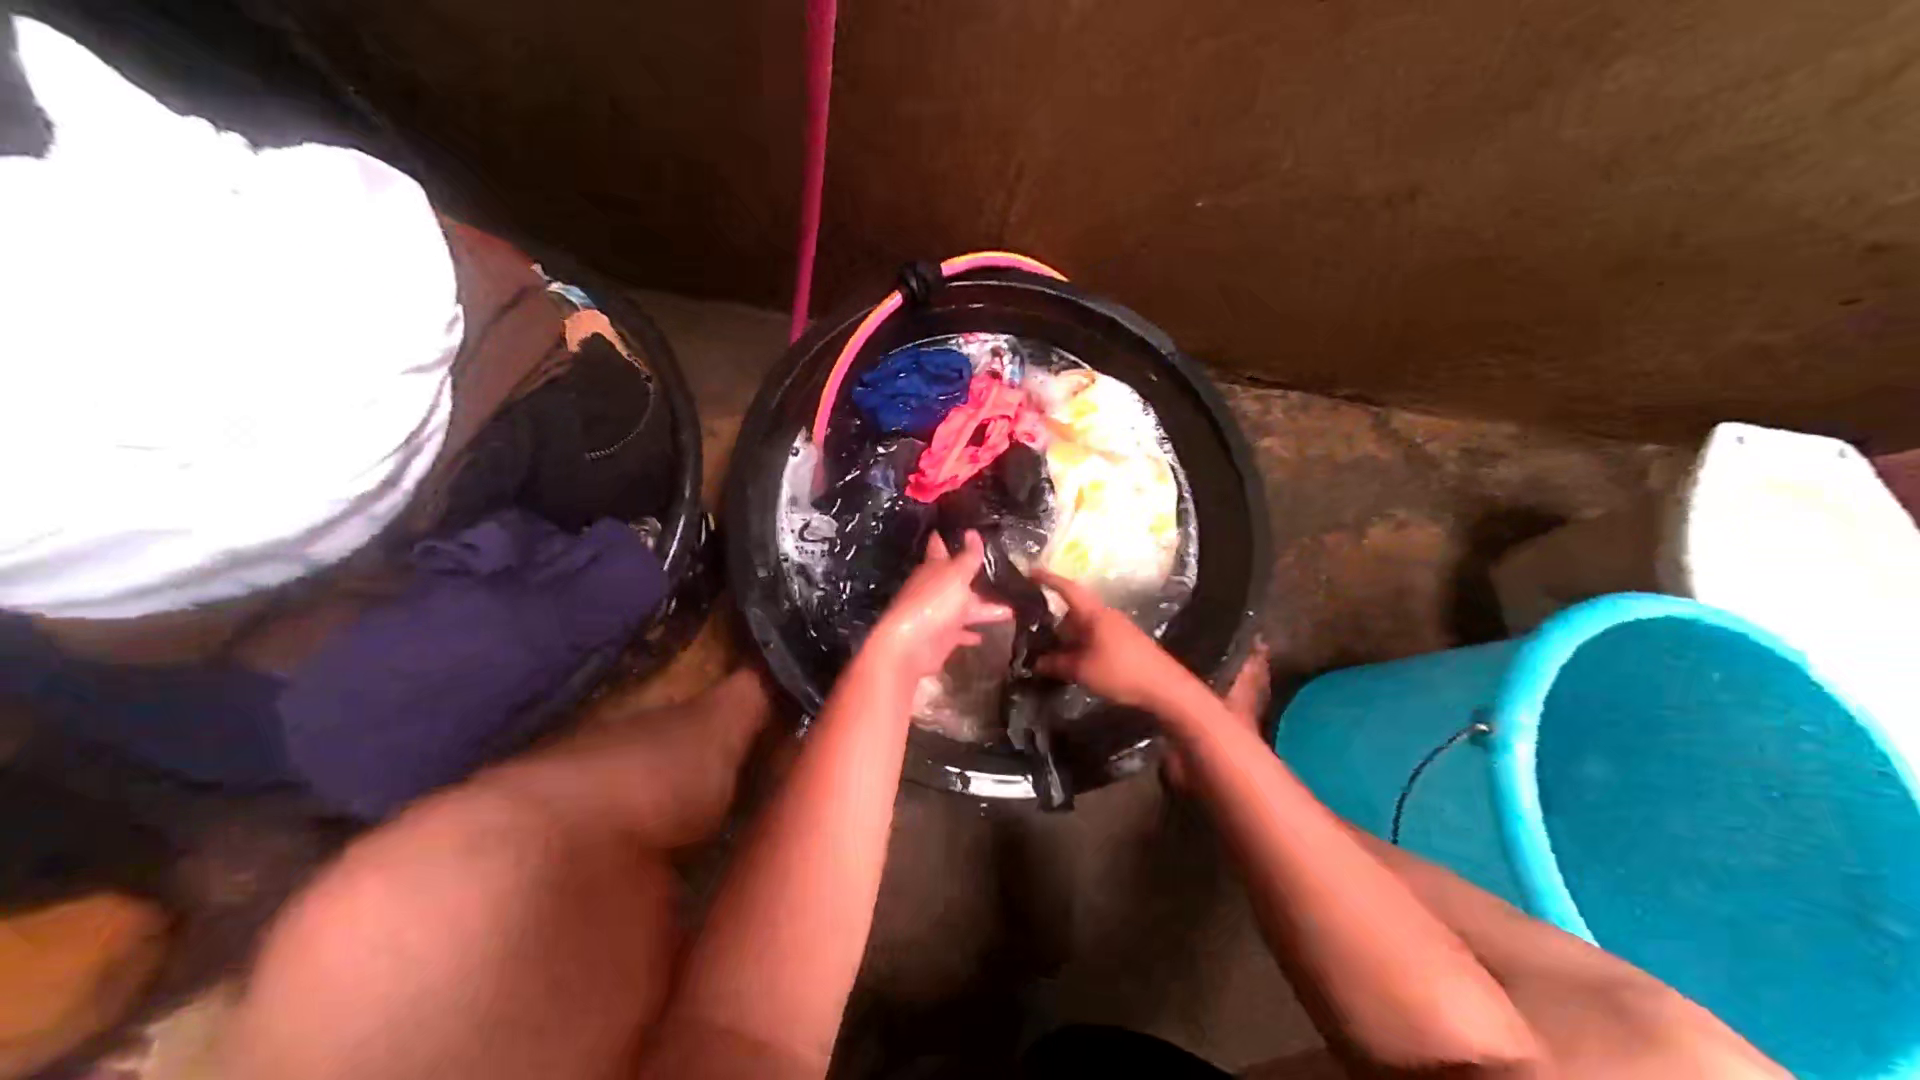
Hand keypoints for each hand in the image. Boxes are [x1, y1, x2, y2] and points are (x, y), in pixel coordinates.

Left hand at [866, 532, 1012, 679]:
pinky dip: (970, 633)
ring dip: (984, 607)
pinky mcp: (942, 638)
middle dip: (976, 576)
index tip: (961, 528)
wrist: (911, 647)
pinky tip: (984, 635)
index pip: (940, 547)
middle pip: (957, 579)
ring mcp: (938, 614)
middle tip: (1001, 572)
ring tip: (1012, 608)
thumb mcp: (956, 575)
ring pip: (964, 606)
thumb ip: (968, 557)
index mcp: (934, 568)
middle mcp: (934, 588)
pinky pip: (960, 633)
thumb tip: (973, 532)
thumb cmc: (933, 602)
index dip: (948, 537)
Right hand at [1031, 569, 1191, 709]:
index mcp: (1094, 614)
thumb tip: (1036, 662)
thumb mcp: (1082, 670)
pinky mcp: (1122, 643)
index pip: (1068, 589)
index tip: (1030, 572)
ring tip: (1045, 647)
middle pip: (1073, 610)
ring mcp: (1116, 629)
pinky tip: (1070, 659)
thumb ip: (1056, 664)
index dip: (1048, 579)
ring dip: (1065, 635)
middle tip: (1030, 625)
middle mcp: (1105, 615)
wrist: (1164, 687)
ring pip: (1083, 626)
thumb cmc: (1121, 671)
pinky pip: (1093, 637)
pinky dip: (1078, 644)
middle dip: (1052, 617)